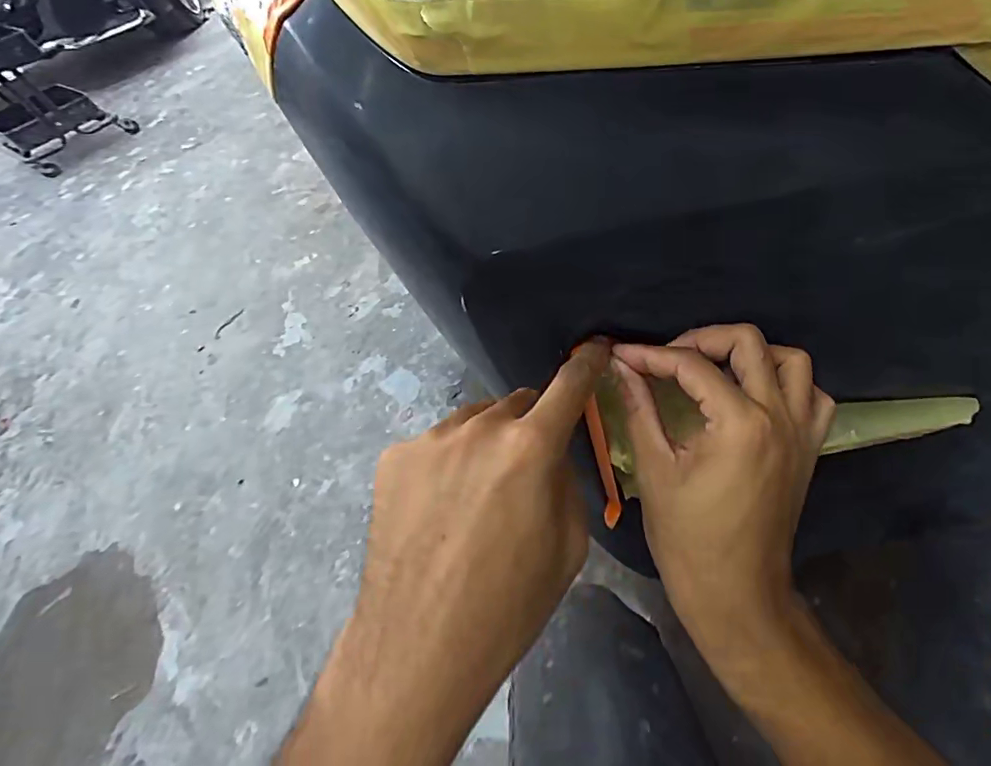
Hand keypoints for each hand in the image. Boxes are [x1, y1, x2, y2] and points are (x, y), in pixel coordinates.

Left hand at [279, 341, 609, 765]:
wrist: (419, 642)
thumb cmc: (509, 604)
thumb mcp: (567, 546)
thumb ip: (563, 481)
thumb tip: (550, 453)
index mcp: (529, 448)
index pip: (567, 387)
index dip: (586, 365)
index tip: (595, 349)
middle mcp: (479, 428)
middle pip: (516, 404)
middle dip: (528, 426)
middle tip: (523, 469)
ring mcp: (431, 438)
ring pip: (473, 422)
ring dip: (484, 443)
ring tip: (474, 497)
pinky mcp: (395, 456)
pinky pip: (435, 445)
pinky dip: (446, 464)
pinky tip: (437, 508)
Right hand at [611, 326, 835, 667]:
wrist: (736, 592)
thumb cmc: (686, 537)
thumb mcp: (654, 468)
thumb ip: (639, 407)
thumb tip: (620, 366)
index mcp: (739, 423)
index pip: (691, 364)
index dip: (651, 354)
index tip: (622, 354)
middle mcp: (778, 417)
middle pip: (747, 342)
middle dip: (701, 338)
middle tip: (668, 357)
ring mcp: (801, 432)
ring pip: (791, 360)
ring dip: (751, 353)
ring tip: (715, 367)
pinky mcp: (809, 448)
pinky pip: (812, 395)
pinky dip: (786, 382)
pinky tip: (754, 394)